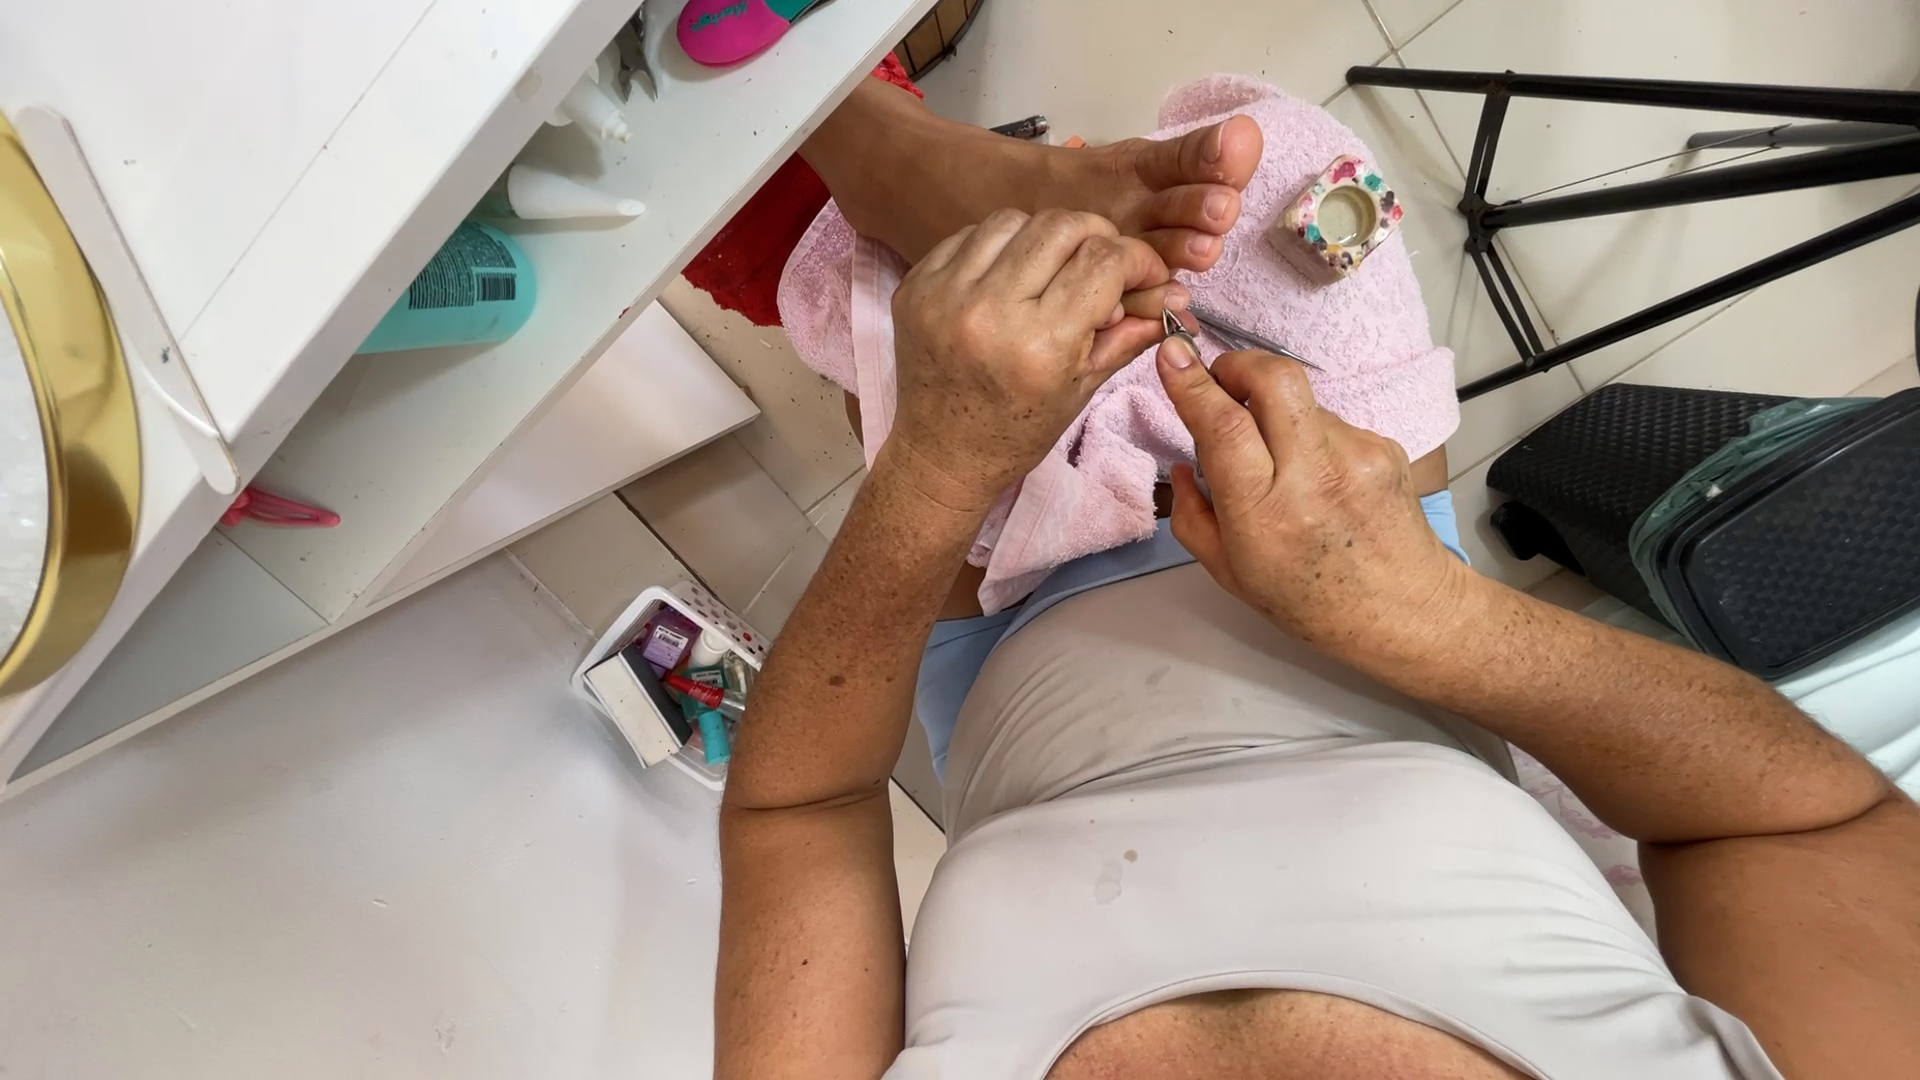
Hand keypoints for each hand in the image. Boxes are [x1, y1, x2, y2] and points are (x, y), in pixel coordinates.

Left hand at [885, 208, 1183, 512]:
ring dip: (1043, 238)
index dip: (1137, 259)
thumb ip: (1127, 335)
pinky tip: (1008, 278)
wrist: (943, 455)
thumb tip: (1177, 295)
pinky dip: (998, 248)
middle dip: (1095, 237)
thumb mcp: (1080, 390)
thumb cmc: (1017, 432)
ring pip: (1013, 219)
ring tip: (1050, 273)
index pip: (1104, 261)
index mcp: (1038, 346)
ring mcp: (944, 297)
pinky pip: (969, 236)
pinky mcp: (915, 288)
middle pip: (1061, 225)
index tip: (1143, 274)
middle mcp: (988, 313)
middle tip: (1101, 265)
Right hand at [1157, 337, 1475, 662]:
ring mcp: (1356, 454)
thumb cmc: (1303, 600)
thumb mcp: (1226, 571)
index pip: (1225, 426)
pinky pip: (1326, 419)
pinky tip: (1310, 470)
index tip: (1172, 352)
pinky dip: (1302, 431)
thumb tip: (1183, 461)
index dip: (1193, 383)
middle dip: (1237, 363)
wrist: (1405, 611)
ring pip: (1299, 399)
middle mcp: (1313, 474)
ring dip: (1269, 407)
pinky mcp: (1384, 444)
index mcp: (1264, 513)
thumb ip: (1192, 513)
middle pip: (1275, 380)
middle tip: (1219, 380)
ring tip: (1270, 451)